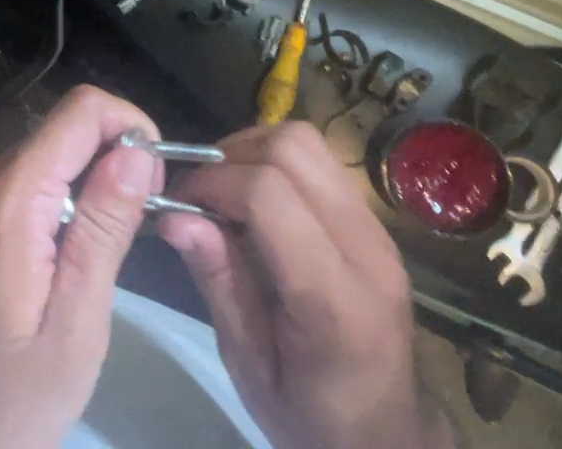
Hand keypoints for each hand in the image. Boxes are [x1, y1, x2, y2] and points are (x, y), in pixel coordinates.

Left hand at [0, 85, 163, 448]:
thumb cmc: (14, 392)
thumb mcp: (76, 320)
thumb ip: (104, 227)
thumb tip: (137, 149)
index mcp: (10, 198)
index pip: (80, 110)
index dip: (131, 126)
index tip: (157, 178)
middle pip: (63, 127)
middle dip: (115, 154)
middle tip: (142, 218)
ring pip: (47, 152)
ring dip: (90, 177)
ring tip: (110, 242)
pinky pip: (26, 180)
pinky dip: (62, 196)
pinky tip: (74, 250)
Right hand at [157, 123, 449, 448]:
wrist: (388, 436)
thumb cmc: (311, 415)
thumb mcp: (249, 364)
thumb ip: (218, 282)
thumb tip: (172, 216)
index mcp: (334, 298)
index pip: (269, 195)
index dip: (213, 183)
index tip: (178, 204)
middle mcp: (366, 249)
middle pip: (293, 149)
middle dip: (231, 156)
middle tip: (199, 193)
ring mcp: (378, 230)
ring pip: (308, 143)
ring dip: (252, 151)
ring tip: (223, 192)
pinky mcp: (375, 223)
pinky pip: (319, 163)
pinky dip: (274, 163)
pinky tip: (253, 201)